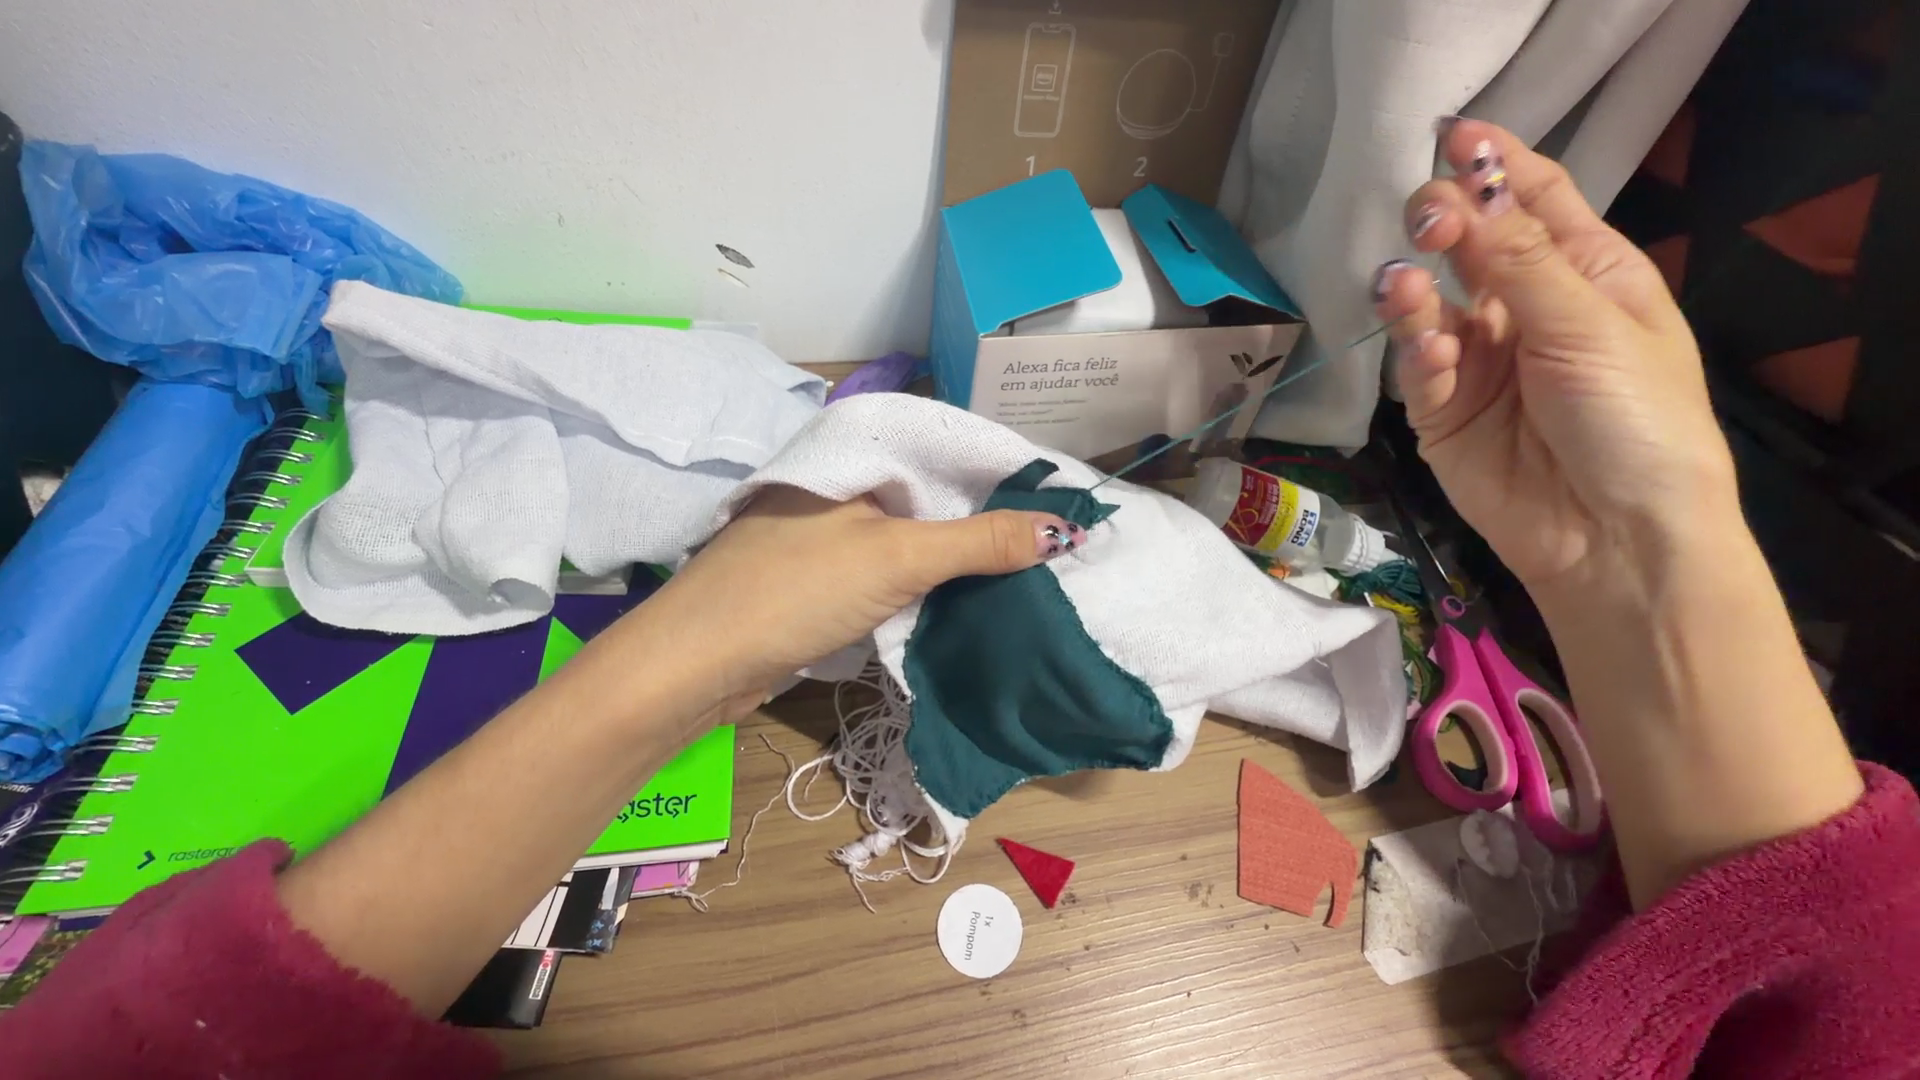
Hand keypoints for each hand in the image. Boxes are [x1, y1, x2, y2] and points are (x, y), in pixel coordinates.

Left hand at [646, 487, 1083, 709]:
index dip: (1001, 471)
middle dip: (987, 518)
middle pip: (932, 496)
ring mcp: (830, 533)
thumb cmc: (795, 590)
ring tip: (1028, 565)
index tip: (1060, 497)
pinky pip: (890, 569)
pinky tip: (967, 594)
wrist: (698, 663)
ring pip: (912, 535)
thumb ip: (978, 542)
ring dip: (959, 554)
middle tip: (1054, 538)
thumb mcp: (896, 558)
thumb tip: (1063, 530)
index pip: (945, 449)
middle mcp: (843, 486)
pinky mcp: (824, 577)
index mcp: (855, 457)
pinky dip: (926, 580)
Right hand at [1372, 119, 1738, 597]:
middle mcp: (1523, 311)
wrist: (1610, 534)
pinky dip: (1415, 353)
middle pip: (1469, 248)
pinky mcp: (1439, 410)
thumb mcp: (1592, 327)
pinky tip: (1426, 349)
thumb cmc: (1634, 420)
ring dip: (1415, 290)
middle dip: (1445, 225)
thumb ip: (1522, 263)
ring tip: (1405, 283)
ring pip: (1428, 307)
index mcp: (1585, 277)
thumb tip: (1469, 194)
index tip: (1450, 136)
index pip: (1534, 203)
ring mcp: (1478, 362)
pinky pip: (1416, 368)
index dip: (1495, 166)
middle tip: (1427, 218)